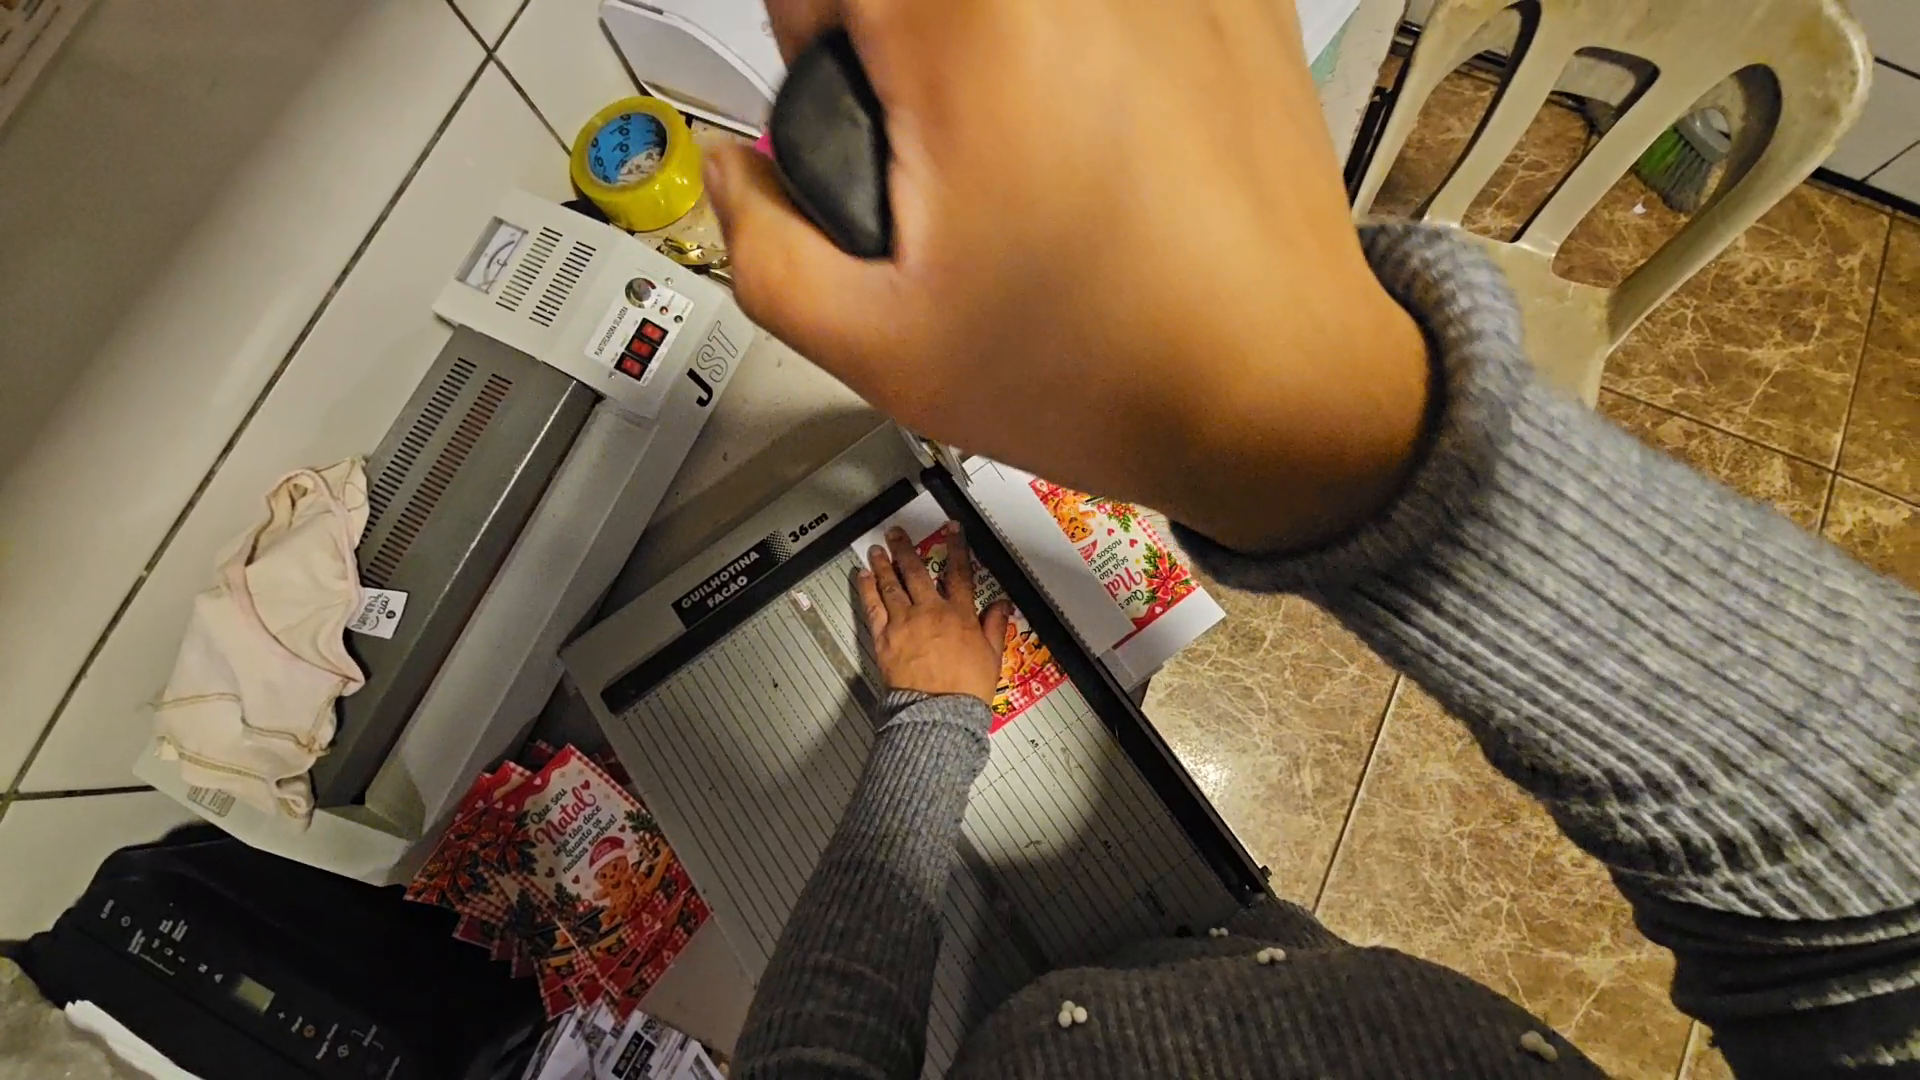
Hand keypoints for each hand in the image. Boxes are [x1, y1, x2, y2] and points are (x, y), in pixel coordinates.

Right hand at [707, 0, 1431, 551]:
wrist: (1273, 398)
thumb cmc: (1096, 379)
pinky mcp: (1236, 3)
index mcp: (973, 22)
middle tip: (949, 179)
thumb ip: (765, 253)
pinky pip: (1102, 18)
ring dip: (994, 67)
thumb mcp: (884, 349)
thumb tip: (740, 176)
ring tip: (1036, 184)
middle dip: (903, 68)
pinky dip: (1080, 65)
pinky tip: (1105, 164)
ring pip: (1012, 11)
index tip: (862, 136)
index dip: (817, 58)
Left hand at [857, 523, 1011, 704]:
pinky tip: (863, 577)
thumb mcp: (992, 657)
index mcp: (959, 615)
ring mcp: (904, 622)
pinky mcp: (884, 637)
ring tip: (876, 549)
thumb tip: (1003, 605)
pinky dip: (867, 589)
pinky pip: (873, 606)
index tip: (952, 529)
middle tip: (896, 534)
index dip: (956, 547)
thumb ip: (995, 626)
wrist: (938, 714)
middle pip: (916, 571)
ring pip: (891, 584)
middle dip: (905, 549)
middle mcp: (929, 612)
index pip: (958, 572)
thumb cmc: (966, 690)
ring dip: (883, 564)